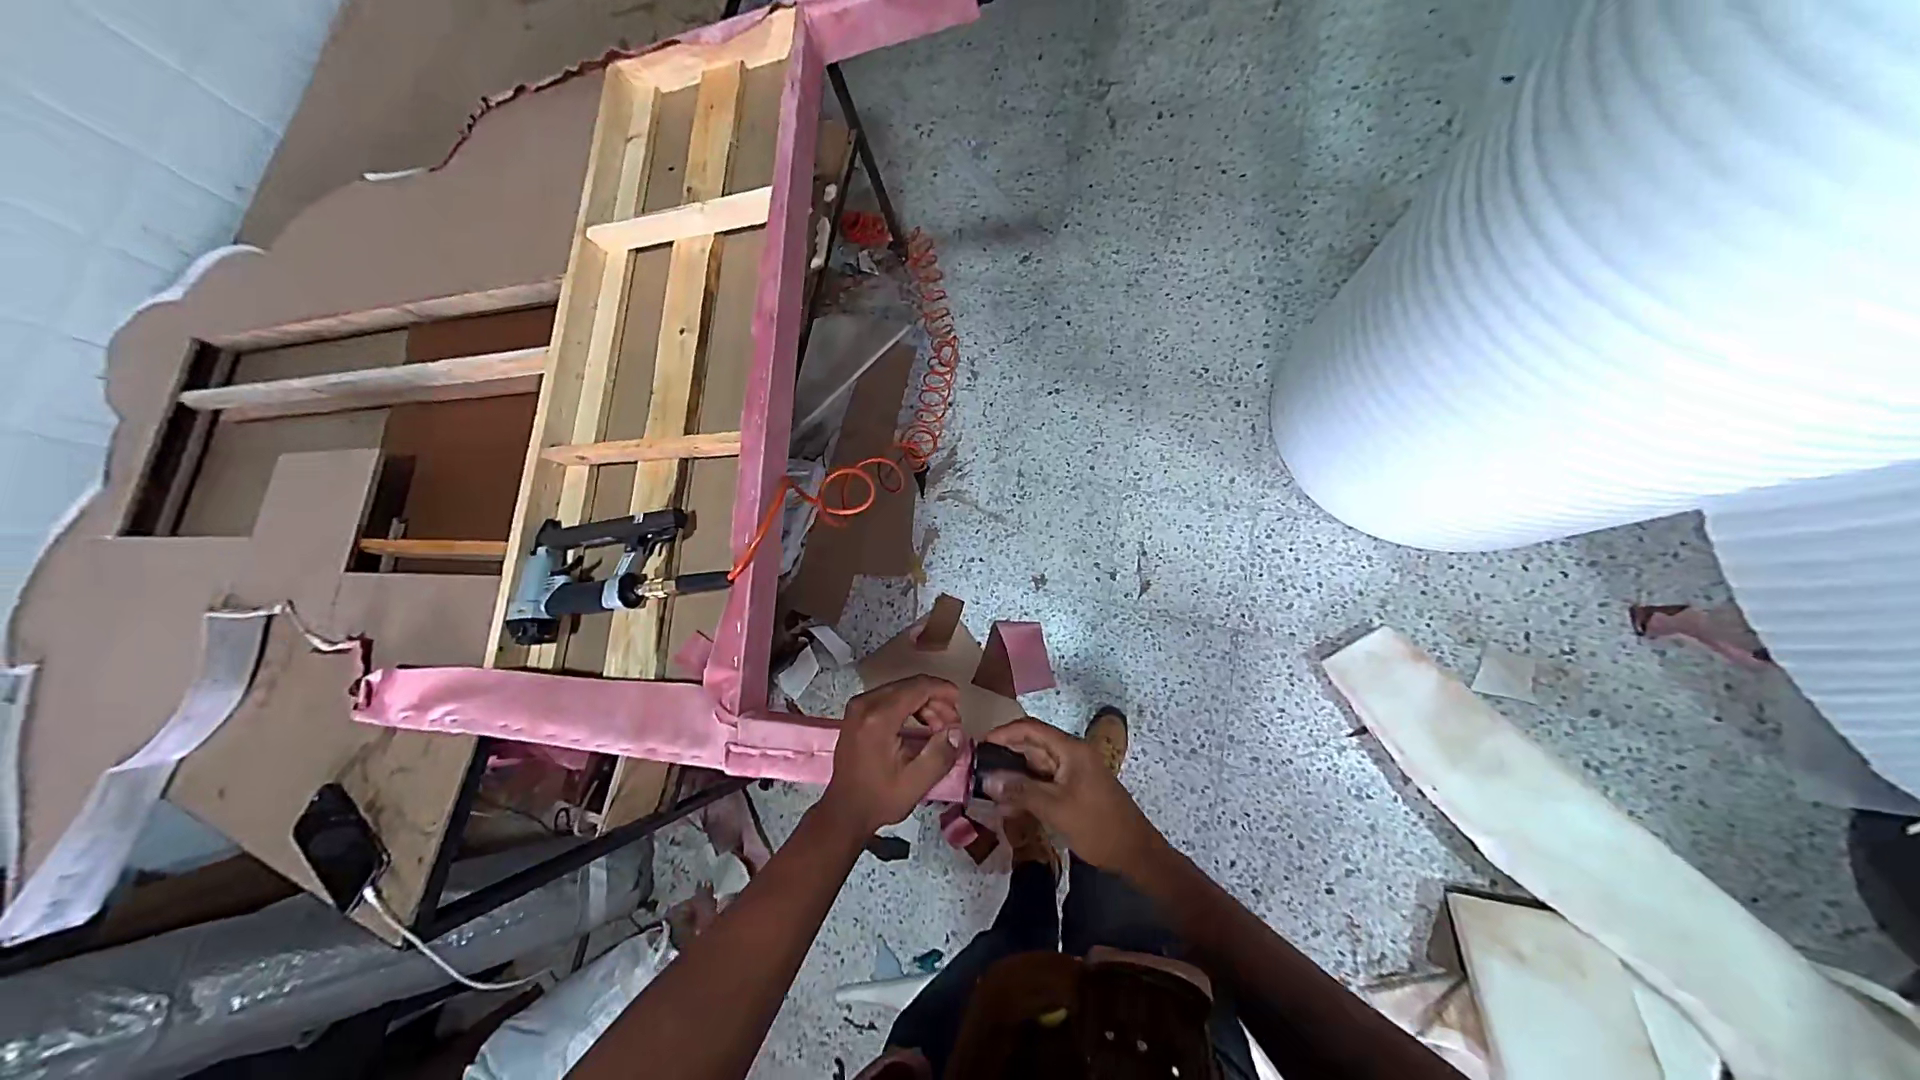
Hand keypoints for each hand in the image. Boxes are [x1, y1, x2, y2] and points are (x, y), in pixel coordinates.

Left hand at [819, 676, 964, 836]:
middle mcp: (865, 705)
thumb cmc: (878, 799)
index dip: (942, 690)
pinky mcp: (856, 714)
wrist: (844, 812)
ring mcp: (857, 707)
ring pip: (899, 690)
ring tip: (939, 728)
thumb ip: (940, 754)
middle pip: (908, 686)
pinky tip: (920, 725)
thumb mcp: (916, 783)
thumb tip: (957, 731)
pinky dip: (908, 706)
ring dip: (923, 703)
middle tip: (952, 723)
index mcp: (878, 718)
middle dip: (935, 699)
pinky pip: (888, 698)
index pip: (917, 688)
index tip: (960, 701)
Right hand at [982, 719, 1166, 874]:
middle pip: (1032, 746)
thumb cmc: (1098, 826)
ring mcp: (1073, 773)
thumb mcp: (1056, 809)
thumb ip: (1021, 791)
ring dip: (1013, 777)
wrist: (1136, 853)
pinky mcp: (1073, 790)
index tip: (979, 745)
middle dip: (1005, 755)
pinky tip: (1007, 805)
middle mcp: (1071, 755)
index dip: (1004, 732)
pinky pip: (1044, 783)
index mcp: (1071, 750)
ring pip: (1036, 766)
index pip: (1031, 728)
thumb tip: (988, 780)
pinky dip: (1026, 790)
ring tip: (987, 789)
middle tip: (978, 768)